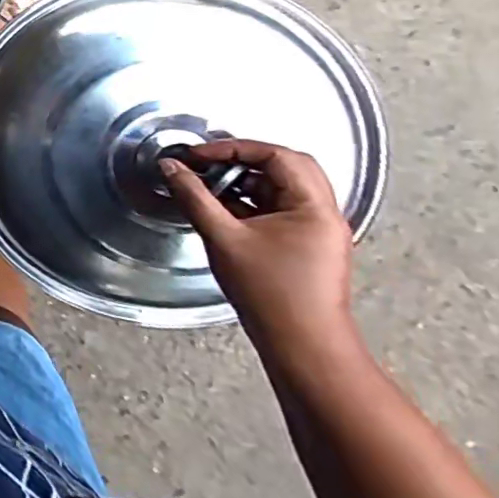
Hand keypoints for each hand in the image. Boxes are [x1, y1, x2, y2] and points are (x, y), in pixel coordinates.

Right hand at [161, 139, 355, 352]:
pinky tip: (224, 210)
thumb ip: (194, 196)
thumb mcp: (223, 237)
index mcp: (314, 207)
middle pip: (284, 165)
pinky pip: (279, 208)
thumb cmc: (275, 300)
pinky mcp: (308, 246)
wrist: (303, 349)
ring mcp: (318, 232)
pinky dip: (251, 201)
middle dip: (241, 159)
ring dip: (245, 181)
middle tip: (210, 161)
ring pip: (282, 187)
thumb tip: (174, 169)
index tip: (200, 155)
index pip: (275, 154)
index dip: (232, 148)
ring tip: (212, 187)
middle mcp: (323, 215)